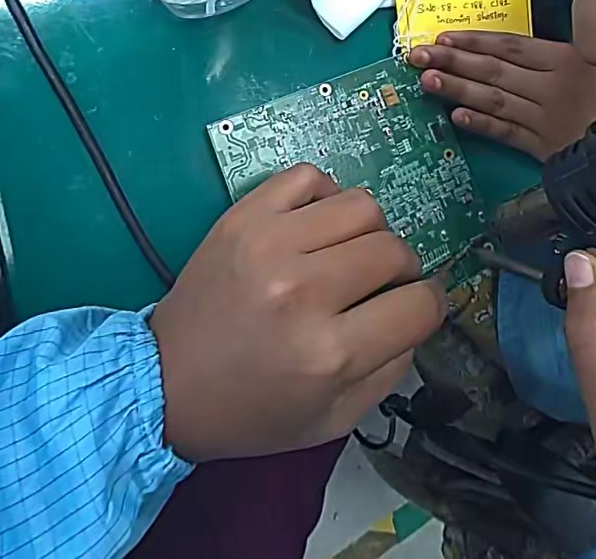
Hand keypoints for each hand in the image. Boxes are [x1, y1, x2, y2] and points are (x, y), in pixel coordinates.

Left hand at [151, 164, 446, 461]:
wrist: (165, 381)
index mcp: (328, 353)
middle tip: (379, 283)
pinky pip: (309, 176)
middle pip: (394, 249)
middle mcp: (302, 290)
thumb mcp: (333, 419)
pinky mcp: (244, 214)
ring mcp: (270, 242)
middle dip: (402, 269)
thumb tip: (418, 310)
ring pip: (361, 205)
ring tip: (346, 251)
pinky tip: (315, 223)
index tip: (417, 304)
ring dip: (368, 230)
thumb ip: (392, 369)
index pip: (418, 304)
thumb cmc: (251, 409)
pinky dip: (325, 194)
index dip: (430, 303)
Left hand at [406, 31, 595, 160]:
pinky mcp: (549, 148)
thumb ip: (577, 58)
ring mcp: (547, 118)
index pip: (510, 46)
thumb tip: (543, 51)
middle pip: (492, 69)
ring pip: (493, 99)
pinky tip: (457, 118)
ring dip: (458, 88)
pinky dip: (482, 125)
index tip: (445, 36)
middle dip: (452, 60)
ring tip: (428, 79)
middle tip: (417, 54)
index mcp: (567, 59)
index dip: (474, 40)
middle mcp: (551, 86)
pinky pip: (509, 134)